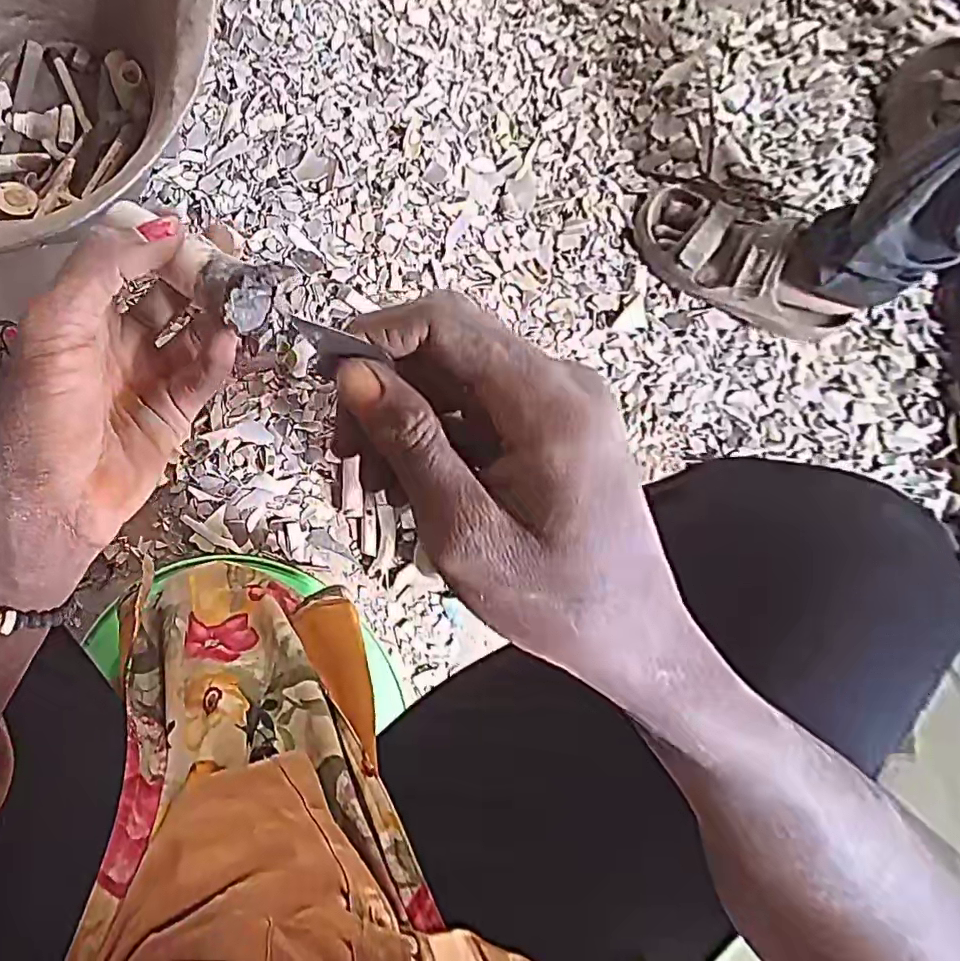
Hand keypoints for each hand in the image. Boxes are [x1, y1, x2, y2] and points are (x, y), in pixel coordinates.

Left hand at [0, 220, 238, 590]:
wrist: (53, 504)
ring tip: (239, 300)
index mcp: (80, 316)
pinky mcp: (170, 412)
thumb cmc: (40, 423)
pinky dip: (218, 358)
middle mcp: (114, 342)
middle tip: (227, 264)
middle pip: (167, 293)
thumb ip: (102, 269)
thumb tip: (155, 227)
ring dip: (216, 314)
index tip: (188, 236)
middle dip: (197, 275)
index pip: (127, 264)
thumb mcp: (56, 327)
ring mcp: (146, 376)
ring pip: (192, 331)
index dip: (158, 246)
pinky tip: (228, 344)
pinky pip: (202, 375)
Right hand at [332, 291, 698, 697]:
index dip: (375, 338)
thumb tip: (354, 374)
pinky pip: (460, 406)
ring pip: (441, 377)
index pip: (444, 322)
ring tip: (372, 483)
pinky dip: (419, 436)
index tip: (330, 384)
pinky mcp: (536, 422)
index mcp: (548, 403)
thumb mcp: (465, 531)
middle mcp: (554, 384)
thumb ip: (410, 443)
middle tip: (344, 453)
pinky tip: (404, 483)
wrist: (629, 638)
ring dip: (392, 419)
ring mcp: (548, 401)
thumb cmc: (554, 599)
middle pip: (438, 346)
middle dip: (377, 389)